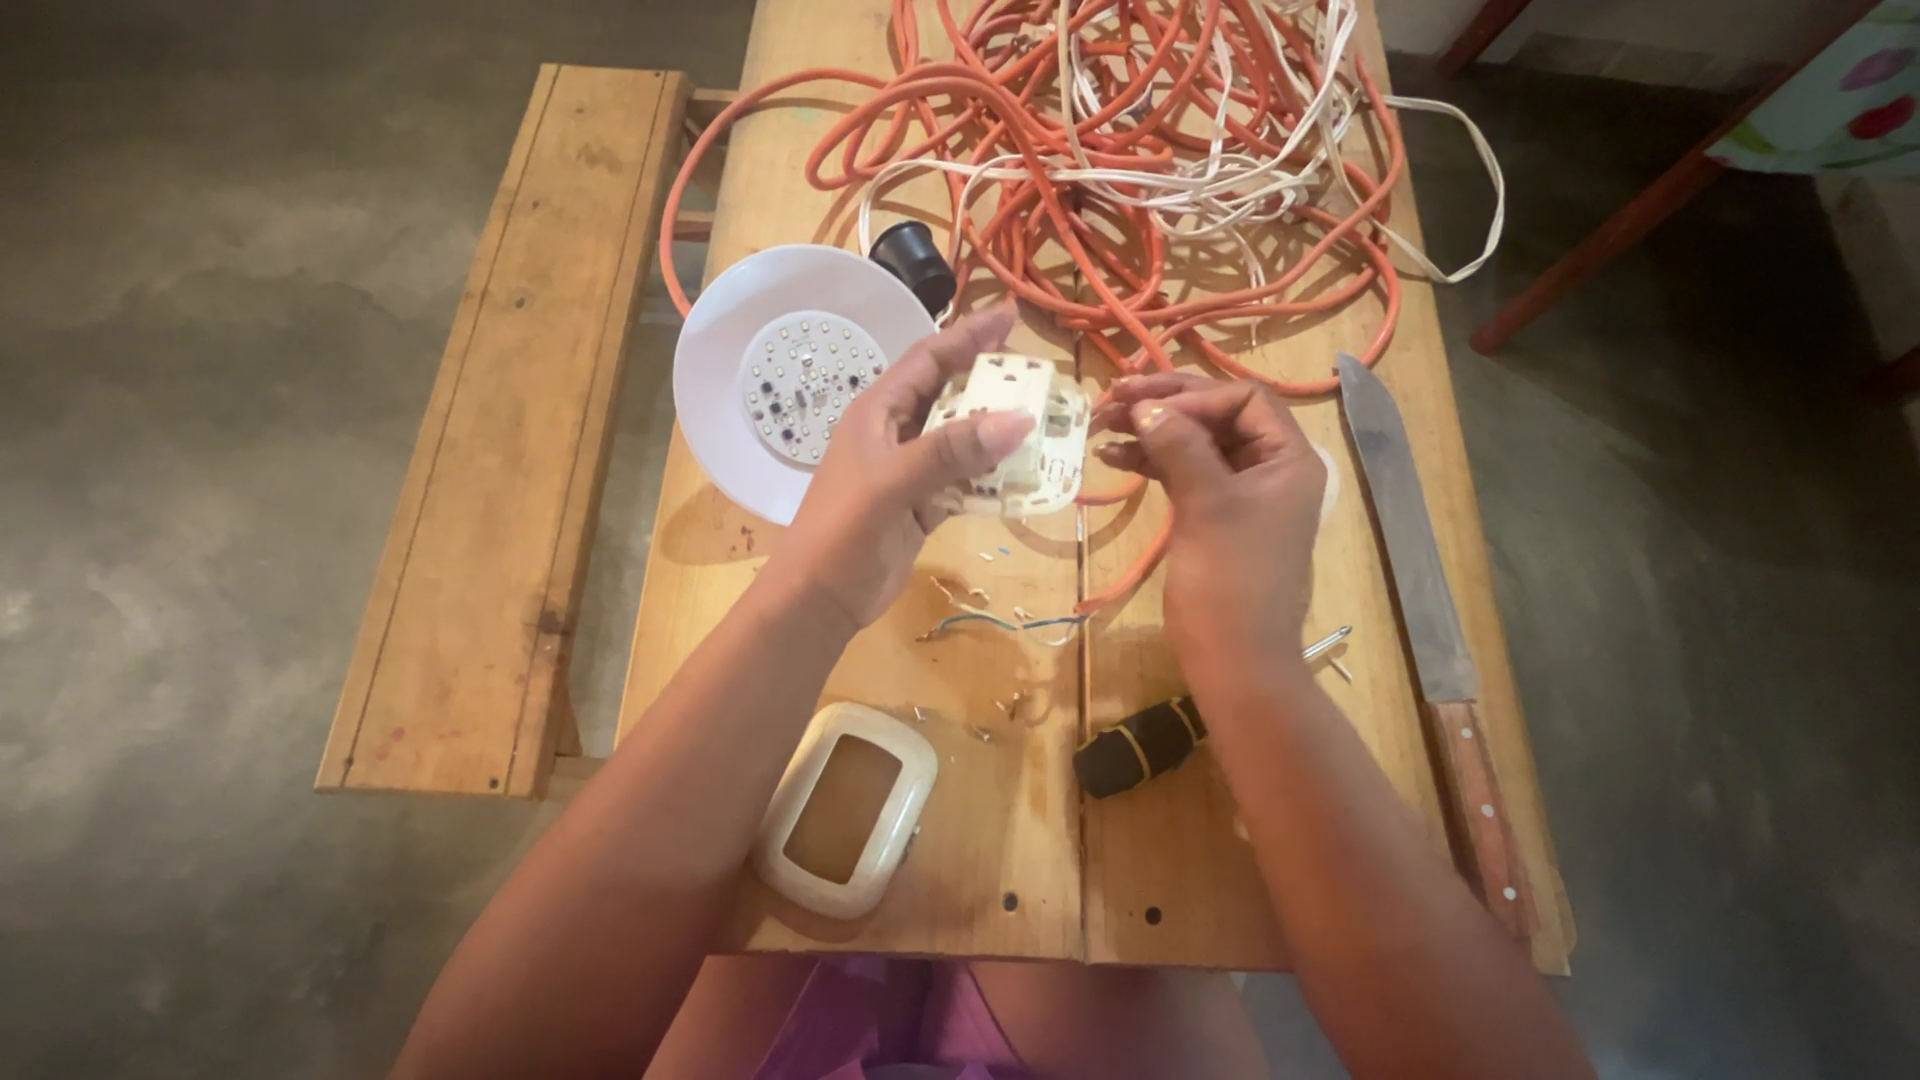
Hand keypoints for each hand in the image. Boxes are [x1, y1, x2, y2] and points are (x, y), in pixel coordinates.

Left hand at [761, 305, 1035, 628]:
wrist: (819, 598)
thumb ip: (952, 450)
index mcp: (877, 412)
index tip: (1010, 317)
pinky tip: (1021, 478)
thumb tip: (1020, 419)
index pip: (928, 359)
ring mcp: (908, 471)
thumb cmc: (843, 532)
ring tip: (1041, 422)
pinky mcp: (920, 506)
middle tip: (1037, 375)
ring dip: (995, 433)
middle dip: (990, 382)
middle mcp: (894, 434)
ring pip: (960, 440)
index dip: (968, 335)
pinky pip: (963, 481)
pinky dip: (989, 478)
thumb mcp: (893, 483)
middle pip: (948, 395)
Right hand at [1092, 373, 1326, 687]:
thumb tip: (1146, 404)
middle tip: (1111, 399)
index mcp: (1286, 458)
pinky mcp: (1210, 514)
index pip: (1243, 399)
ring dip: (1149, 431)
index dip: (1193, 397)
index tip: (1146, 409)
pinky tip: (1111, 457)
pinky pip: (1180, 473)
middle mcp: (1266, 467)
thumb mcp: (1208, 505)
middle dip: (1164, 405)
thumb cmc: (1231, 581)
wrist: (1233, 656)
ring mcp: (1236, 491)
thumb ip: (1180, 447)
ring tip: (1101, 425)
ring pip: (1191, 443)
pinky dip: (1149, 462)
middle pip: (1214, 416)